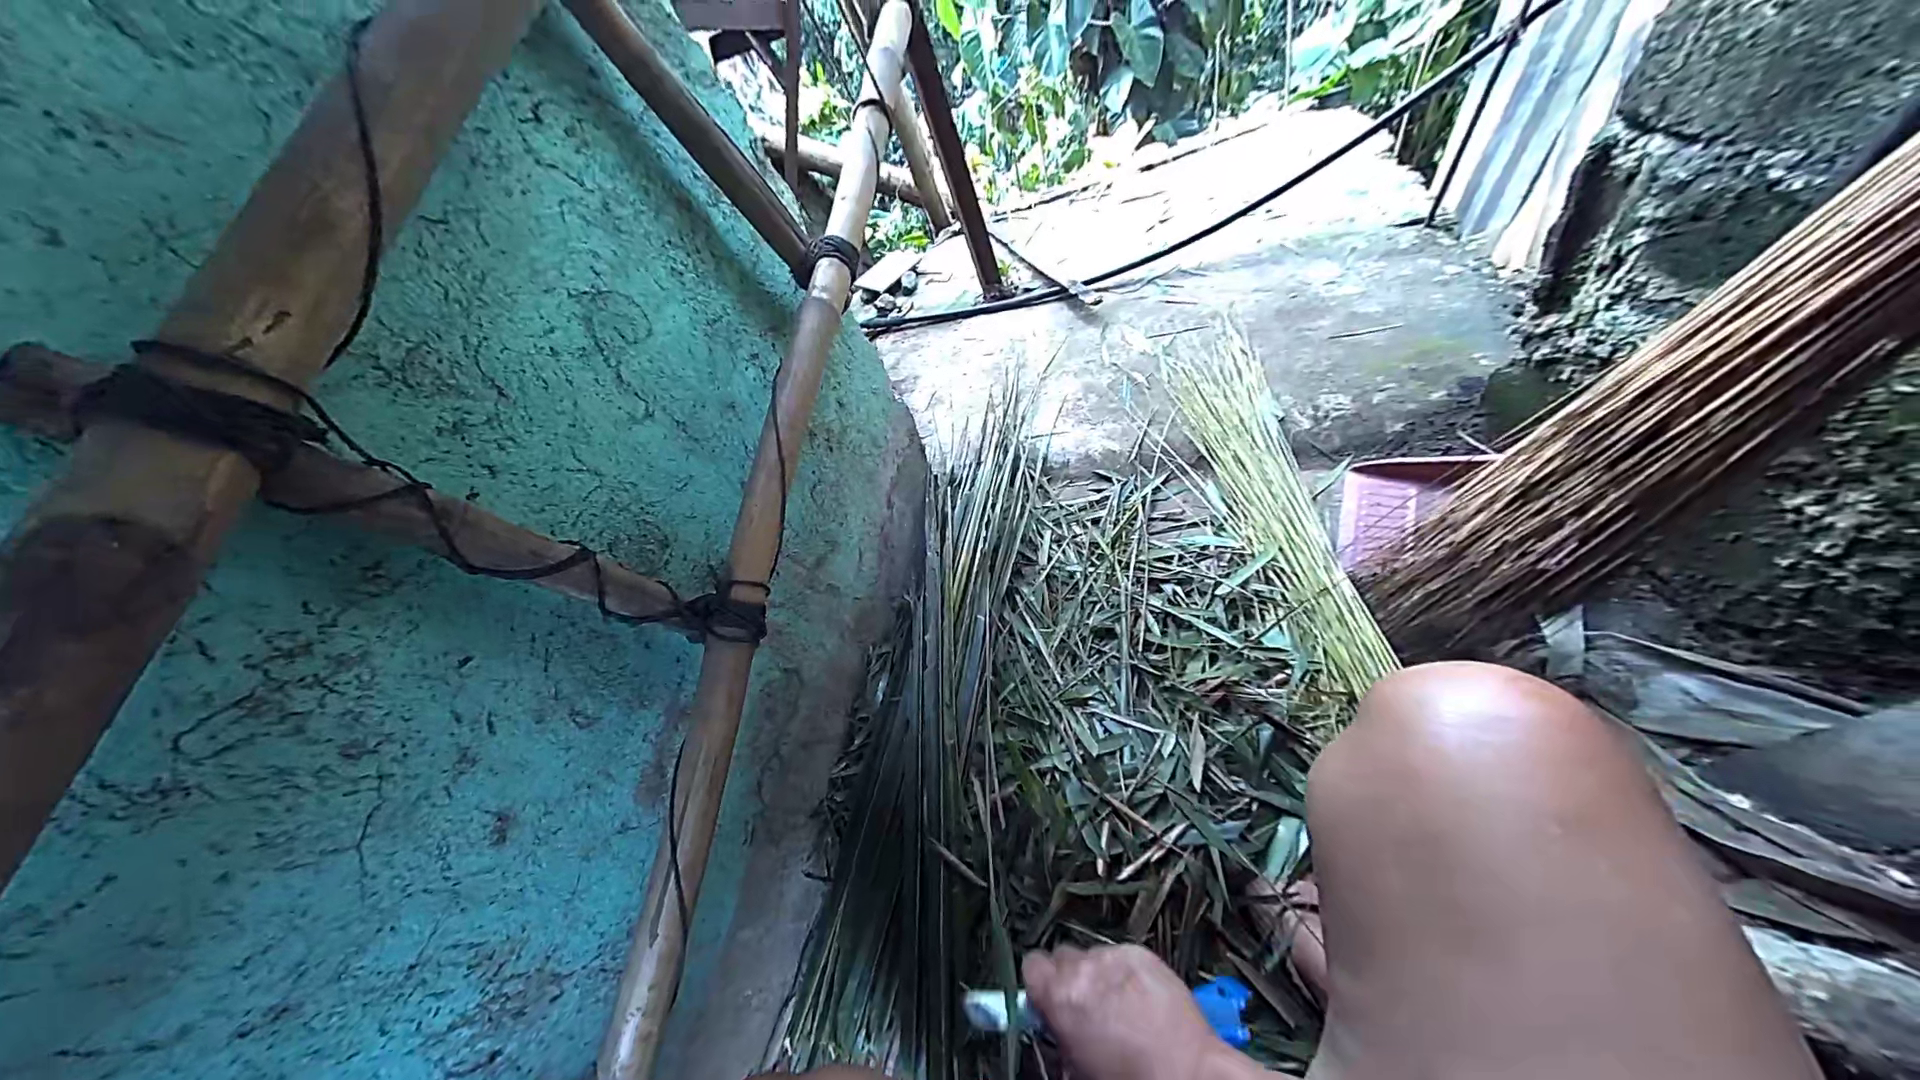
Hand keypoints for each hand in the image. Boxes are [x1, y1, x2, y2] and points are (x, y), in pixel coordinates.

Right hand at [1023, 945, 1253, 1079]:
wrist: (1186, 1073)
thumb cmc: (1133, 1076)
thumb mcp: (1077, 1064)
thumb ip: (1058, 1032)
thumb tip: (1053, 1022)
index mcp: (1060, 994)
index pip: (1032, 965)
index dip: (1040, 983)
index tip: (1048, 996)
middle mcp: (1084, 967)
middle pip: (1061, 956)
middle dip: (1071, 978)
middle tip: (1086, 1006)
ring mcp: (1114, 956)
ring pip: (1093, 955)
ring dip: (1099, 974)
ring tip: (1119, 1006)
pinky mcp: (1141, 953)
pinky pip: (1122, 955)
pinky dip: (1126, 972)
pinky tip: (1138, 999)